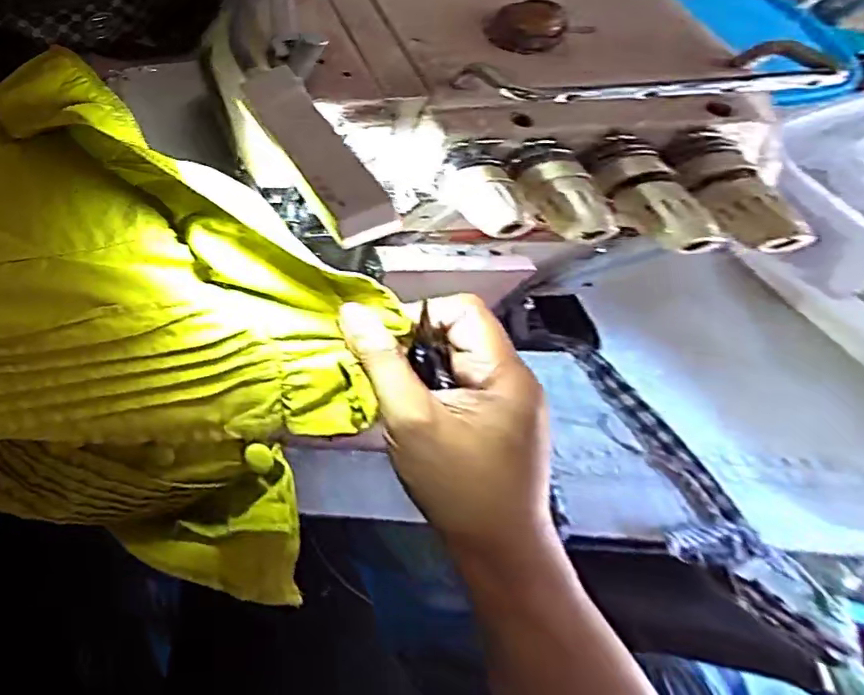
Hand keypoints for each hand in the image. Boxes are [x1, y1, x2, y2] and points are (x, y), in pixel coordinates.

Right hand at [339, 294, 550, 550]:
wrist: (499, 553)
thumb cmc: (457, 484)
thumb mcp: (409, 417)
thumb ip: (380, 360)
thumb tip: (352, 311)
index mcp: (504, 372)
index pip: (460, 308)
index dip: (416, 314)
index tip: (382, 342)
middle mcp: (511, 379)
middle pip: (453, 330)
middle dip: (409, 342)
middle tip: (379, 369)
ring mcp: (505, 401)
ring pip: (449, 356)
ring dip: (412, 365)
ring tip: (389, 390)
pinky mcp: (493, 420)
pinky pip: (452, 381)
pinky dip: (423, 385)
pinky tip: (406, 408)